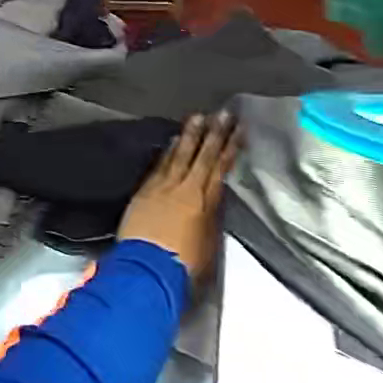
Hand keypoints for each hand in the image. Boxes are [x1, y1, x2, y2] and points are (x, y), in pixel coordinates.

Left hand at [116, 112, 240, 280]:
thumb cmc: (183, 264)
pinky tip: (170, 142)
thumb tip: (215, 201)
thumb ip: (212, 218)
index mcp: (205, 202)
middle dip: (214, 133)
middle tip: (222, 113)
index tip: (239, 130)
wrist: (147, 268)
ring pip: (178, 155)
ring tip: (197, 118)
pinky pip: (158, 166)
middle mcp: (185, 189)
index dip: (231, 148)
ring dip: (189, 136)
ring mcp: (162, 188)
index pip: (221, 168)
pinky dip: (166, 152)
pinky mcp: (143, 192)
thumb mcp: (209, 243)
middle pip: (202, 156)